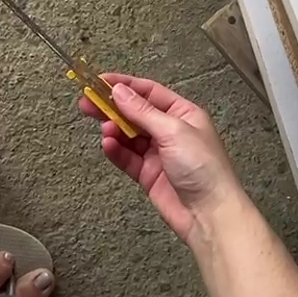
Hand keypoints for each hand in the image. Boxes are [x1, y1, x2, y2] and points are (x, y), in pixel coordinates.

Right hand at [78, 74, 244, 244]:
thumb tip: (120, 91)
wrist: (210, 214)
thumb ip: (142, 111)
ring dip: (114, 130)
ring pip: (128, 135)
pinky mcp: (149, 174)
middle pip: (135, 112)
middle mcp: (170, 131)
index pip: (149, 92)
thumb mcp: (173, 131)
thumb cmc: (205, 169)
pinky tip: (108, 145)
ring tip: (105, 130)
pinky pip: (127, 157)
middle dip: (111, 107)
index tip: (99, 82)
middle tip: (87, 103)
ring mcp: (159, 153)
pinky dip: (116, 150)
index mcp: (183, 114)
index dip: (124, 85)